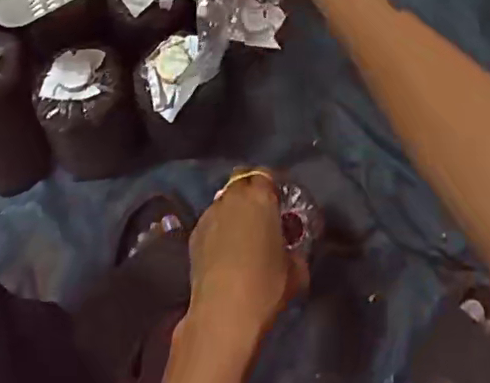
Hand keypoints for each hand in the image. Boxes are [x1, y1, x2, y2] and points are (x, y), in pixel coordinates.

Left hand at [186, 170, 306, 338]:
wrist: (223, 314)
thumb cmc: (265, 286)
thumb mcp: (296, 270)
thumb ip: (295, 251)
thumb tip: (292, 253)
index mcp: (261, 197)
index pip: (266, 174)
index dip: (271, 187)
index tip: (278, 203)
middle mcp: (233, 198)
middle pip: (241, 180)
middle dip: (249, 192)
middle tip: (259, 214)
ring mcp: (209, 215)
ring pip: (223, 202)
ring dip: (232, 211)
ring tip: (239, 235)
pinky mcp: (193, 236)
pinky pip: (210, 222)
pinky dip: (217, 230)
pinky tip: (222, 252)